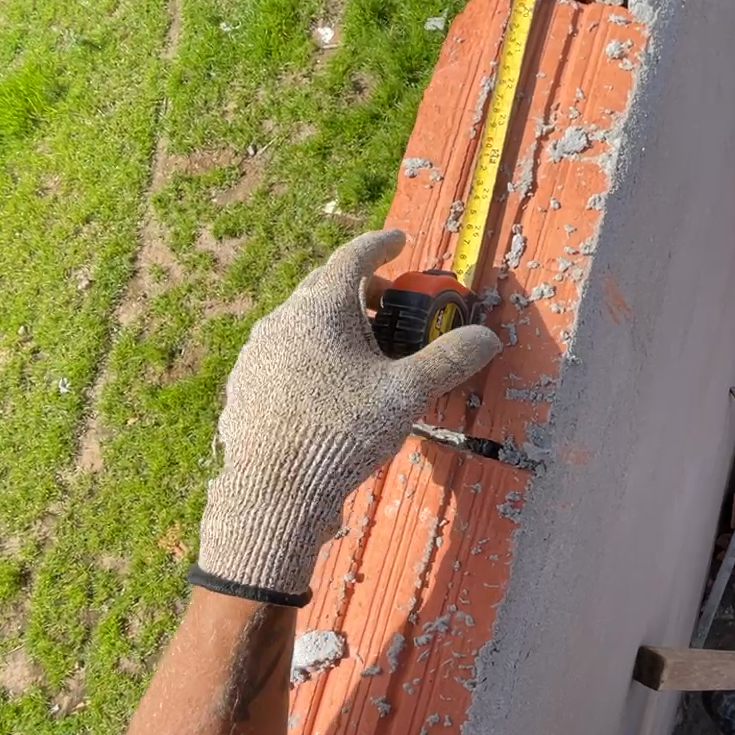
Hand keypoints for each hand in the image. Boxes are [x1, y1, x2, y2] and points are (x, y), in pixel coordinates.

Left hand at [192, 230, 500, 605]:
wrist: (274, 493)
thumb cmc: (343, 432)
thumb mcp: (405, 394)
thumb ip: (448, 360)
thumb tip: (489, 337)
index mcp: (319, 310)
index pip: (352, 258)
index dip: (380, 245)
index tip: (399, 241)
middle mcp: (281, 322)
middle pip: (324, 286)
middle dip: (360, 287)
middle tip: (389, 302)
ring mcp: (257, 355)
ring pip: (302, 321)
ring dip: (335, 322)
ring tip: (362, 348)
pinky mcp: (245, 386)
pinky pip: (285, 353)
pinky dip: (313, 352)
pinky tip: (328, 385)